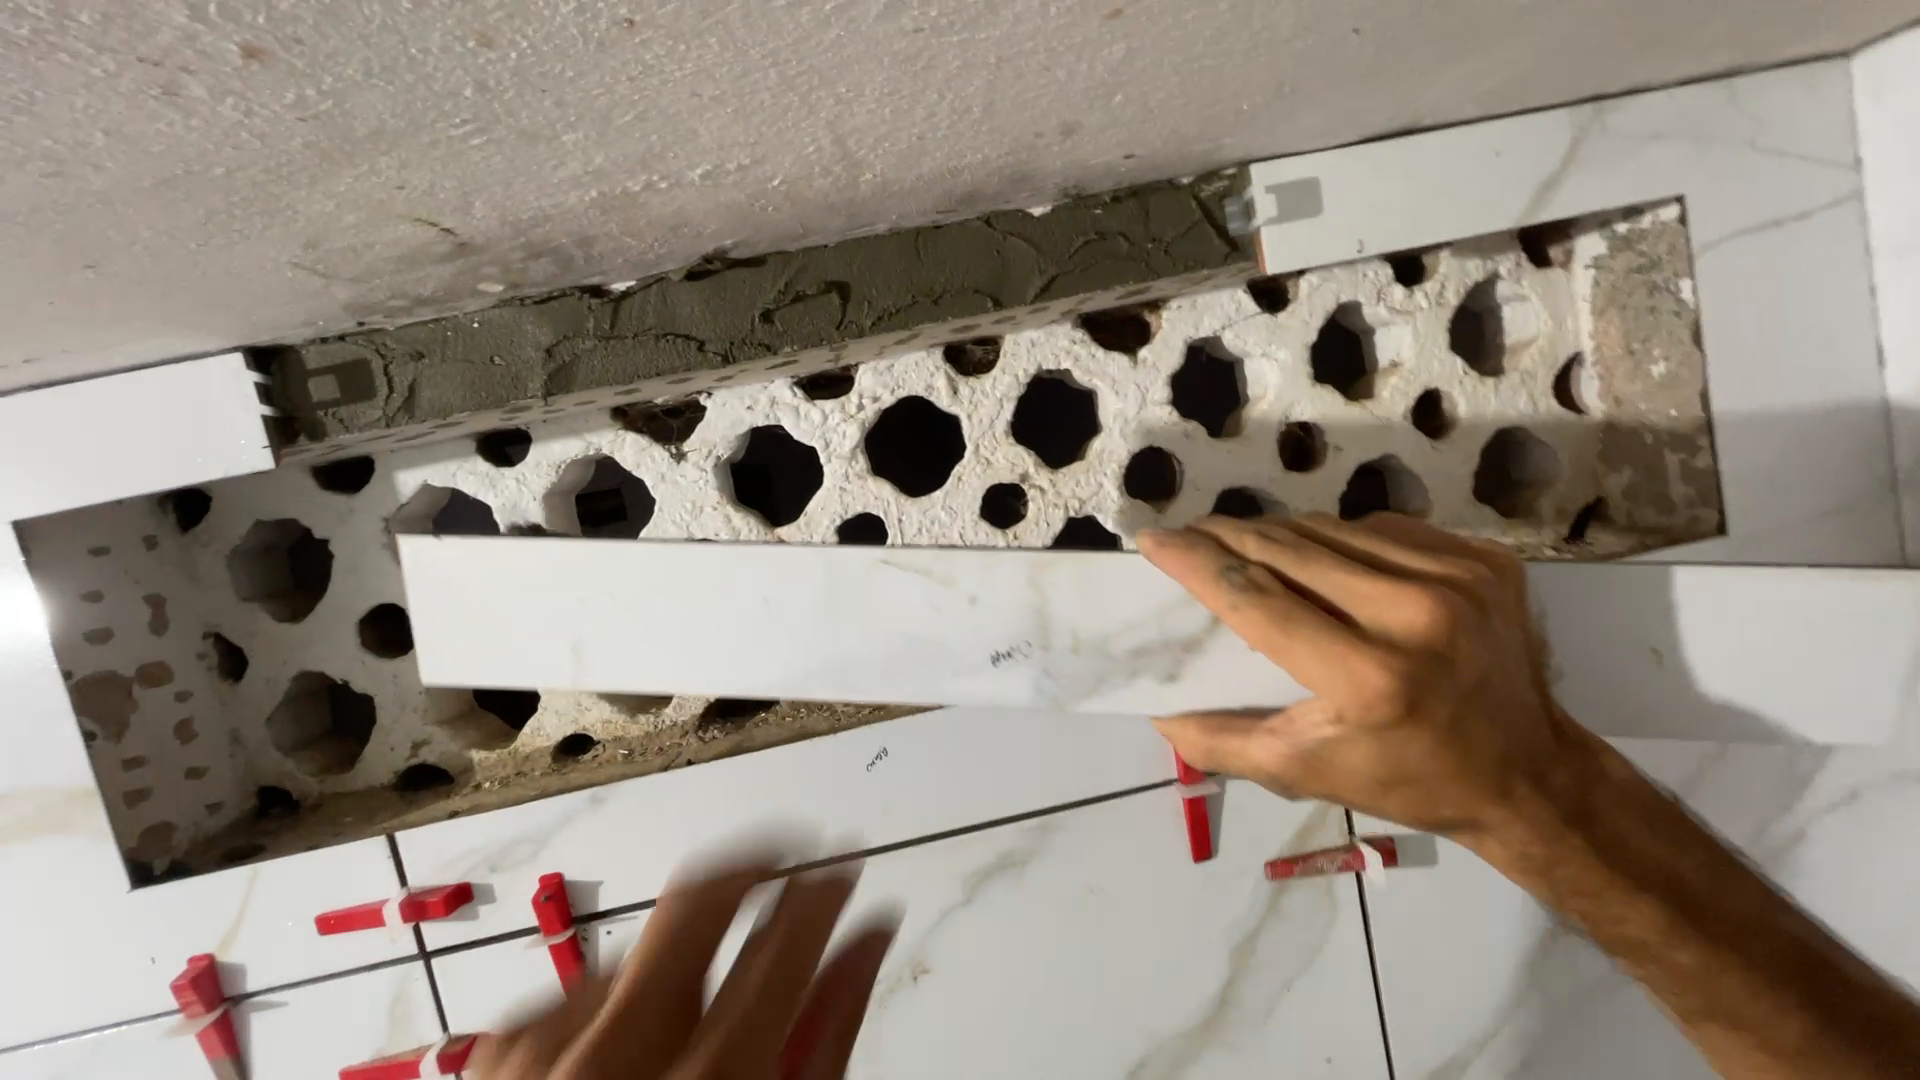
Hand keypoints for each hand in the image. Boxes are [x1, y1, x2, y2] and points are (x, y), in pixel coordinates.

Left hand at [471, 852, 896, 1079]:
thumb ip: (828, 1033)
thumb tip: (869, 939)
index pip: (785, 939)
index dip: (824, 888)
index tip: (841, 869)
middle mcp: (619, 1056)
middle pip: (698, 900)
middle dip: (756, 863)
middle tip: (789, 858)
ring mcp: (544, 1054)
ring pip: (640, 946)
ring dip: (680, 960)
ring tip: (690, 1025)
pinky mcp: (499, 1059)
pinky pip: (578, 990)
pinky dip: (613, 1004)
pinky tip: (623, 1052)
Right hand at [1137, 512, 1588, 839]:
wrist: (1530, 773)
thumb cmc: (1404, 779)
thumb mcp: (1301, 774)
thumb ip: (1219, 741)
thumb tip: (1157, 706)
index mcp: (1368, 678)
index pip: (1256, 598)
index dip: (1196, 564)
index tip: (1154, 541)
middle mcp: (1415, 615)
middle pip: (1286, 550)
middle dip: (1224, 535)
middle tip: (1187, 534)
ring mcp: (1458, 577)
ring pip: (1329, 529)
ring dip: (1275, 533)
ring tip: (1243, 544)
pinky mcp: (1484, 558)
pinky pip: (1379, 528)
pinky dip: (1336, 537)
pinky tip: (1322, 557)